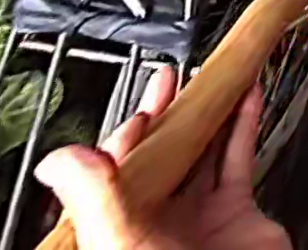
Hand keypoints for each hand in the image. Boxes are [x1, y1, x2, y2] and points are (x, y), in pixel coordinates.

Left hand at [35, 67, 291, 249]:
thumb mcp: (123, 245)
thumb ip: (99, 200)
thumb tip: (59, 158)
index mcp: (114, 236)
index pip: (114, 175)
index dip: (129, 135)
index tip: (147, 102)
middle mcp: (152, 224)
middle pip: (159, 156)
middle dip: (169, 113)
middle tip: (173, 76)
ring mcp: (195, 216)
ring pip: (202, 150)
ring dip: (212, 111)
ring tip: (217, 75)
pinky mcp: (236, 209)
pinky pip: (238, 157)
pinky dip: (246, 122)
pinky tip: (249, 96)